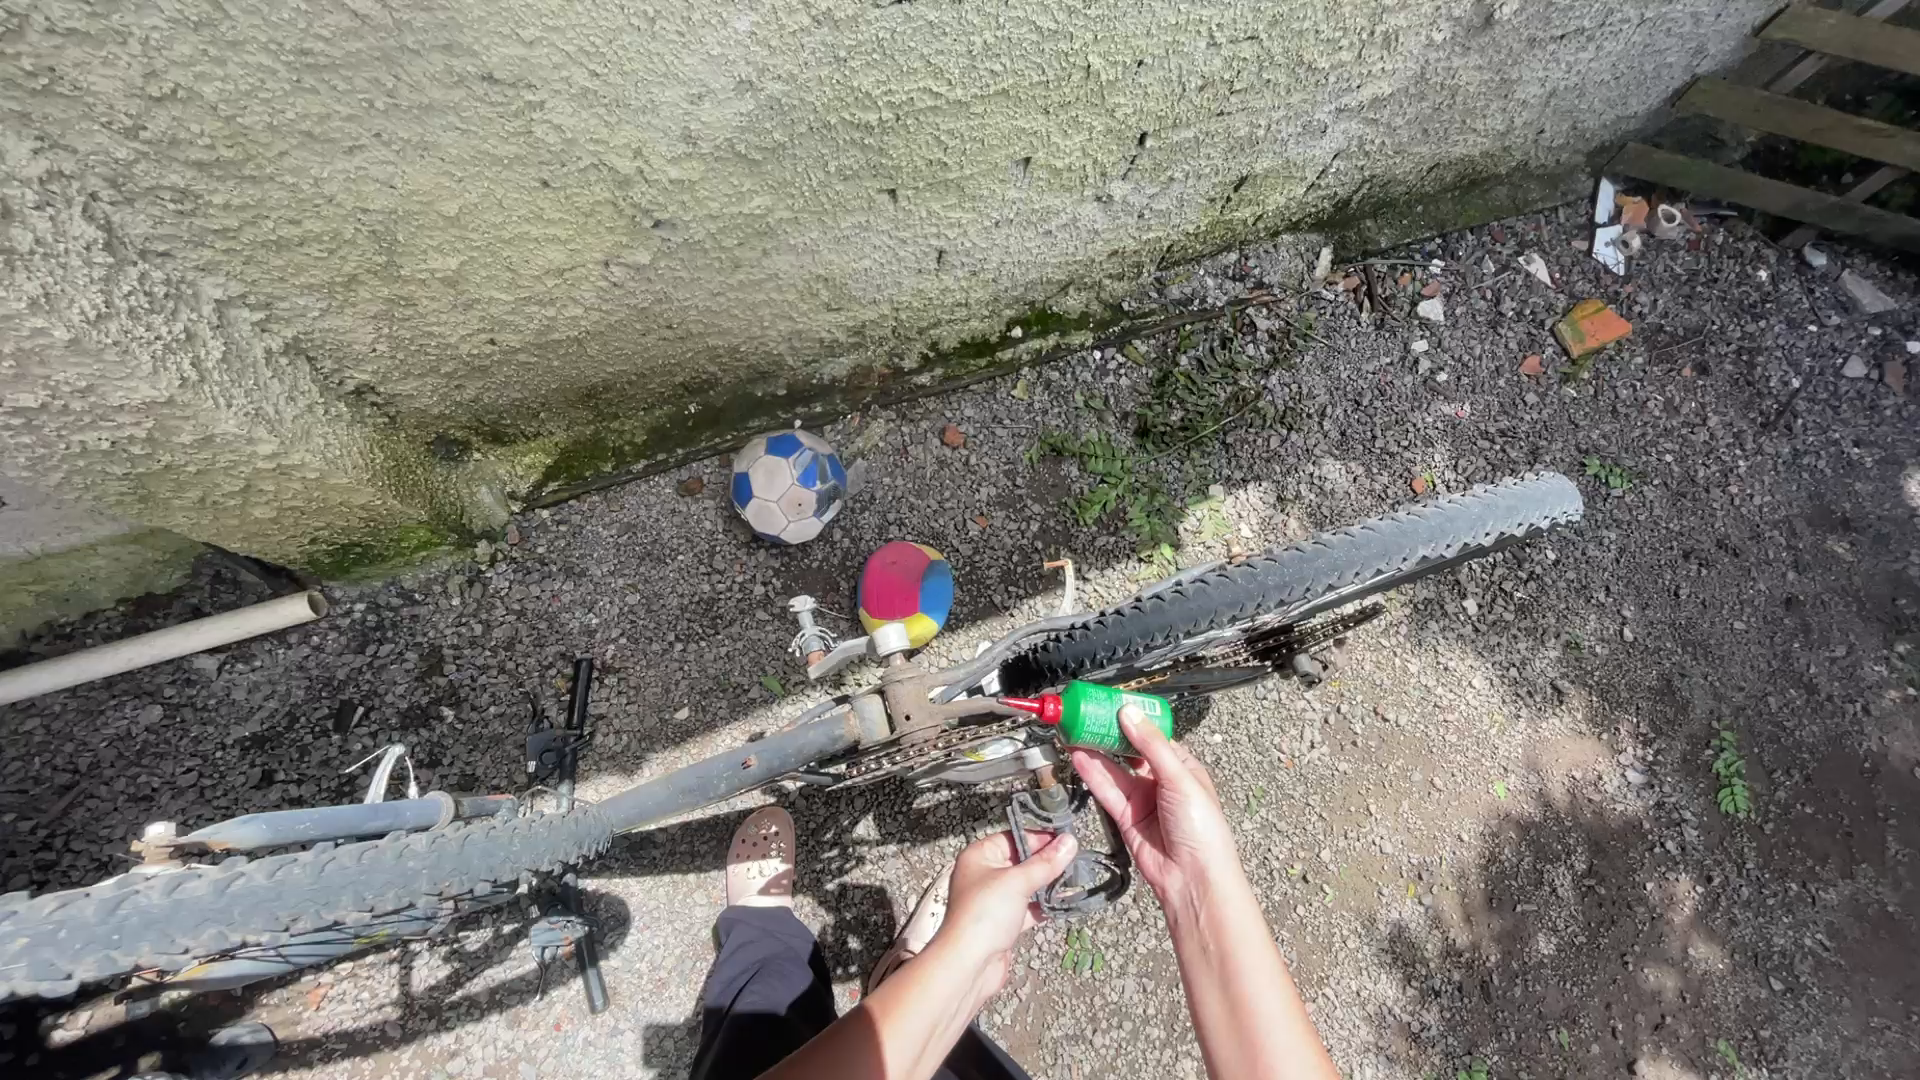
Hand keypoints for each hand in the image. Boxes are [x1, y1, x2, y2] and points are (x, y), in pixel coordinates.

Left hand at [928, 829, 1077, 1000]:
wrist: (970, 965)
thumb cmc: (985, 914)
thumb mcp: (1018, 881)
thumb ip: (1045, 863)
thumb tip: (1069, 841)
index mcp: (979, 856)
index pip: (1012, 838)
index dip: (1038, 838)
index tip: (1064, 840)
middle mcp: (984, 875)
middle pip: (1020, 861)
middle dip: (1045, 862)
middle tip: (1073, 860)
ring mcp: (993, 900)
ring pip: (1025, 886)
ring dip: (1046, 885)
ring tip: (1073, 880)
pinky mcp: (1003, 923)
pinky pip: (1027, 908)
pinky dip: (1043, 906)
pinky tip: (1063, 904)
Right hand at [1071, 705, 1242, 920]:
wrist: (1194, 881)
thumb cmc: (1203, 832)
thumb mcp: (1180, 779)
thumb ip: (1151, 745)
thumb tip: (1131, 713)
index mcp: (1181, 766)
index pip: (1151, 734)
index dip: (1131, 718)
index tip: (1111, 704)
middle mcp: (1160, 780)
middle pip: (1128, 749)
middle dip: (1108, 733)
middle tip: (1086, 716)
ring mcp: (1142, 798)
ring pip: (1113, 768)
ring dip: (1095, 751)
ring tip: (1075, 733)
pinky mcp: (1126, 816)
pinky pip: (1106, 790)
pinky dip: (1092, 773)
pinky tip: (1079, 758)